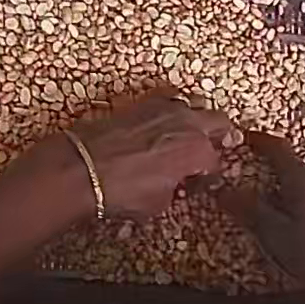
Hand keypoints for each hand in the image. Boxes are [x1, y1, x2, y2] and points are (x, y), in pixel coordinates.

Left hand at [68, 92, 239, 216]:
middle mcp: (186, 123)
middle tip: (219, 145)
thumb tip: (172, 184)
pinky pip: (167, 100)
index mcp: (197, 150)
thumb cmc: (122, 190)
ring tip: (192, 132)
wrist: (83, 168)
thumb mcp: (157, 203)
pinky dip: (171, 111)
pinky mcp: (141, 103)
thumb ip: (174, 189)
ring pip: (194, 104)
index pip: (215, 162)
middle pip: (218, 121)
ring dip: (198, 117)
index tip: (202, 183)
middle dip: (221, 134)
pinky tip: (165, 123)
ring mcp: (164, 108)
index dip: (210, 175)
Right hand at [224, 132, 304, 303]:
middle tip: (246, 176)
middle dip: (268, 171)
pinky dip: (295, 210)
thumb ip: (250, 210)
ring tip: (261, 208)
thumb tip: (224, 190)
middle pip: (292, 170)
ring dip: (282, 194)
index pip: (279, 150)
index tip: (246, 138)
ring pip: (303, 191)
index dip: (260, 141)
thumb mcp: (275, 234)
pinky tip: (288, 231)